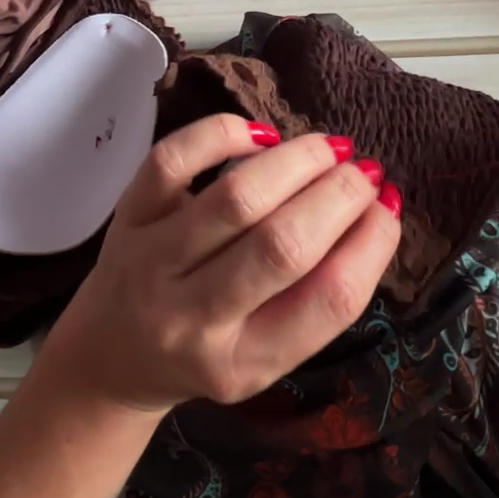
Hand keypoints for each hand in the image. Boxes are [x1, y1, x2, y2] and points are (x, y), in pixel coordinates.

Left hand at [36, 115, 402, 413]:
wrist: (110, 357)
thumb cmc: (204, 351)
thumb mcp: (264, 354)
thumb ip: (317, 297)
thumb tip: (376, 209)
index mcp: (245, 363)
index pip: (327, 302)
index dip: (372, 245)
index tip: (388, 205)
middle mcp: (194, 319)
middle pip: (281, 246)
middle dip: (338, 197)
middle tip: (365, 170)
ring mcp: (152, 264)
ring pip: (234, 199)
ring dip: (295, 162)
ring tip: (328, 149)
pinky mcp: (127, 217)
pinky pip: (172, 161)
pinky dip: (222, 134)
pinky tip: (260, 135)